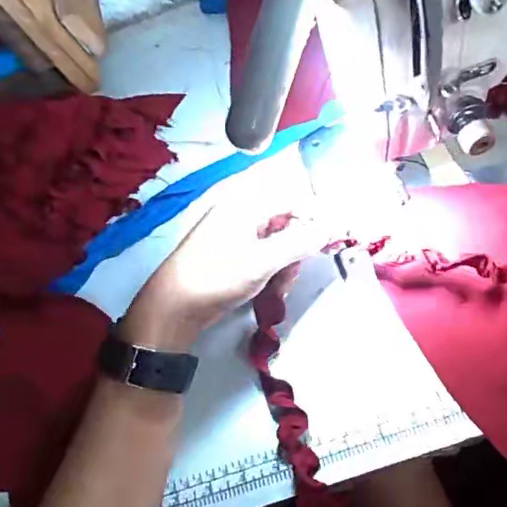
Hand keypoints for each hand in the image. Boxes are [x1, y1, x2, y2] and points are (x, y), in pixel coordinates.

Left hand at [118, 178, 330, 350]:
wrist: (174, 307)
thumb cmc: (216, 278)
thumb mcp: (263, 261)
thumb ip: (300, 242)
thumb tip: (331, 227)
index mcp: (245, 204)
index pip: (294, 199)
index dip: (316, 218)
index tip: (332, 240)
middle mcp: (242, 212)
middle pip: (289, 220)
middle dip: (299, 247)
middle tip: (296, 271)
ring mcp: (237, 232)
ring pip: (280, 240)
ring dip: (288, 262)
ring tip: (280, 286)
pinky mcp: (235, 252)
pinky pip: (267, 253)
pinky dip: (275, 269)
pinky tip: (272, 288)